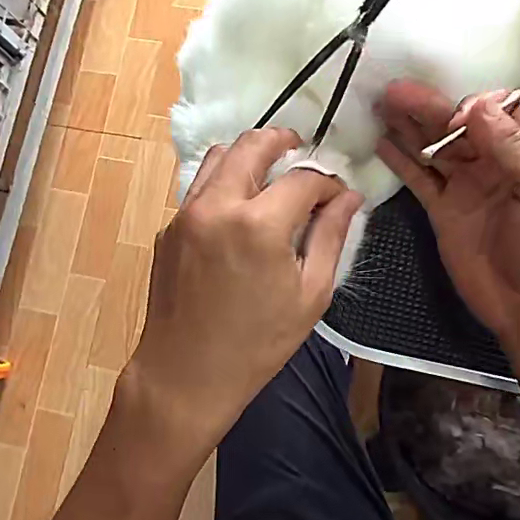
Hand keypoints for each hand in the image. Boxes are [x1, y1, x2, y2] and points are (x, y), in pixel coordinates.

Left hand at [126, 128, 362, 447]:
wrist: (186, 374)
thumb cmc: (259, 342)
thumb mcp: (311, 294)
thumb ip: (331, 236)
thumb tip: (350, 198)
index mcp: (259, 224)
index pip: (303, 178)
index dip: (329, 183)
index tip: (340, 197)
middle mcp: (217, 206)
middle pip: (252, 146)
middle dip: (285, 144)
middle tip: (304, 154)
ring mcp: (186, 214)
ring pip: (219, 157)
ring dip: (250, 156)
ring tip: (272, 175)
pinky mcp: (169, 228)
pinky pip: (201, 187)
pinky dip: (226, 182)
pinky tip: (243, 210)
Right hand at [375, 81, 519, 363]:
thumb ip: (517, 148)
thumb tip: (477, 104)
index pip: (504, 109)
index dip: (478, 104)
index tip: (458, 112)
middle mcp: (500, 162)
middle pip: (463, 123)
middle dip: (432, 106)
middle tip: (396, 90)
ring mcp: (469, 186)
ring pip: (437, 147)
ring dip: (412, 125)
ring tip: (383, 102)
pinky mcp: (445, 211)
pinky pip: (421, 178)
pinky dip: (402, 160)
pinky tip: (383, 140)